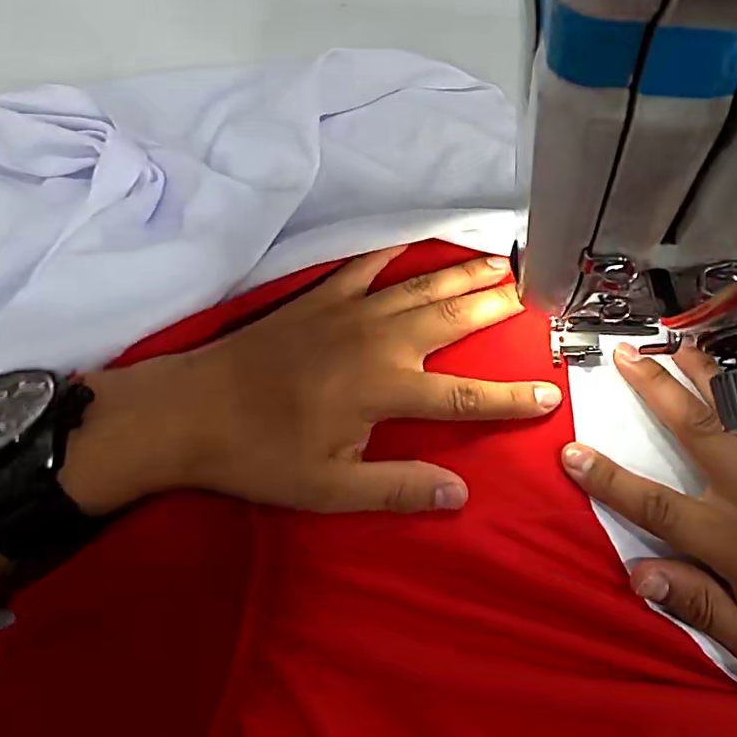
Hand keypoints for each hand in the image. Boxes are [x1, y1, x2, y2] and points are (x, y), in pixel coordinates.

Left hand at [69, 247, 560, 515]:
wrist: (187, 411)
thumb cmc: (260, 454)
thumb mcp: (328, 489)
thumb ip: (396, 488)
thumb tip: (458, 493)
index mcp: (385, 389)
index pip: (464, 396)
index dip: (510, 399)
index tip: (548, 396)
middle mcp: (379, 341)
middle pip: (453, 320)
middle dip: (497, 307)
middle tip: (532, 294)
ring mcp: (350, 312)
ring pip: (421, 286)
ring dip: (463, 274)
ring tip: (498, 262)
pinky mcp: (320, 298)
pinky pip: (366, 268)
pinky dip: (393, 254)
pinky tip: (413, 243)